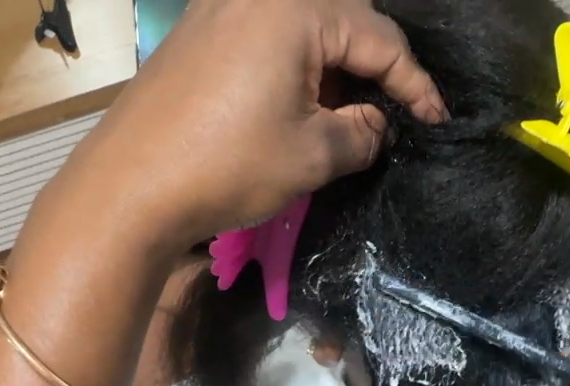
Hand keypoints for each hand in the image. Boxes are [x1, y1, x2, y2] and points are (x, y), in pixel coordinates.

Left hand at [71, 0, 446, 248]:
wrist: (132, 184)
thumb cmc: (229, 166)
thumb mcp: (312, 157)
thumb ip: (361, 136)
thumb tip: (378, 127)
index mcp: (295, 8)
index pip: (379, 38)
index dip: (414, 83)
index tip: (436, 120)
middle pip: (342, 19)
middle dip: (374, 70)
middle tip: (390, 117)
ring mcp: (222, 7)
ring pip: (304, 30)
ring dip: (334, 72)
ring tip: (345, 122)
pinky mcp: (200, 33)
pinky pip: (268, 38)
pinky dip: (297, 69)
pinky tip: (299, 109)